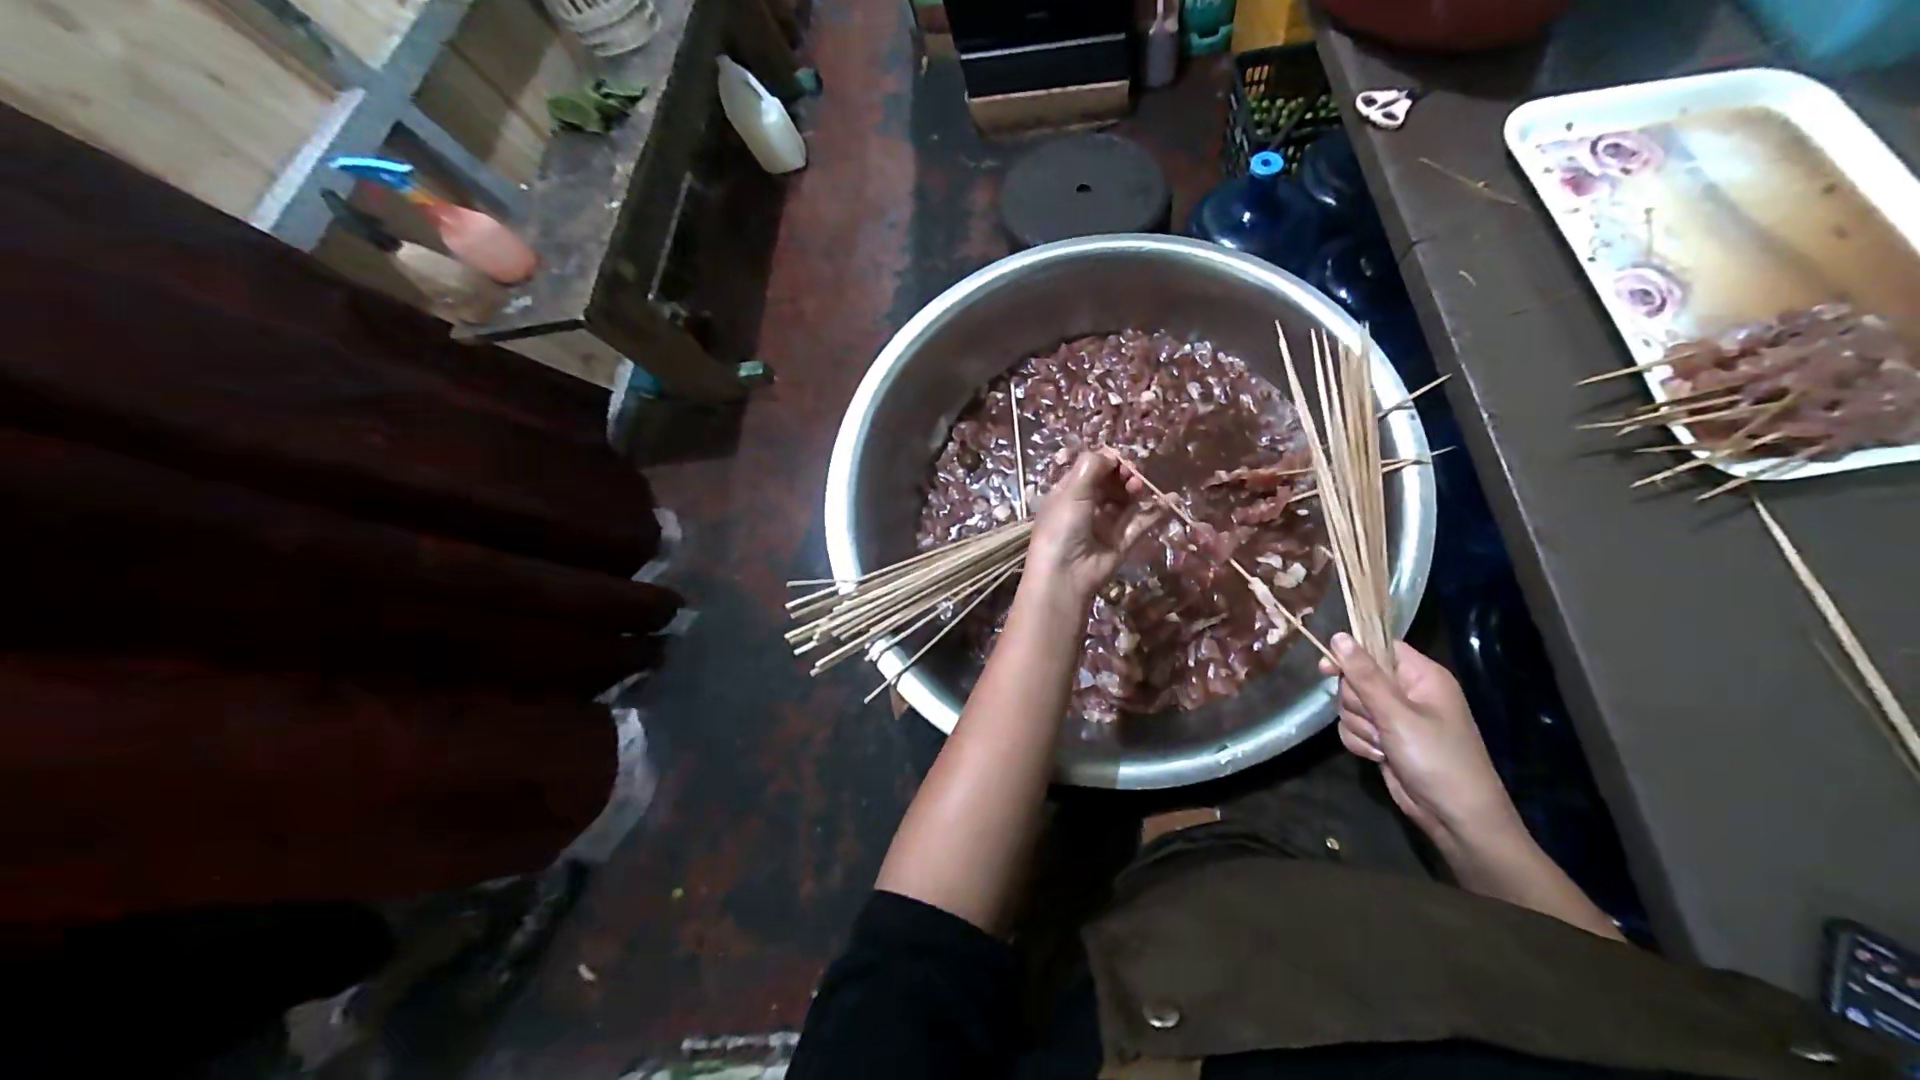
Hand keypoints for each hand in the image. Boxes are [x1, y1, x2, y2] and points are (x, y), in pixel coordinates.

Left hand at [1025, 450, 1161, 602]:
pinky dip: (1157, 511)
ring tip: (1141, 488)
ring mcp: (1106, 524)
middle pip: (1113, 483)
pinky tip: (1171, 500)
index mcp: (1069, 492)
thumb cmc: (1062, 527)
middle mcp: (1088, 506)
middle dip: (1125, 475)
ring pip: (1128, 501)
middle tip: (1132, 477)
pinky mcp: (1122, 542)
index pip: (1093, 469)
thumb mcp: (1071, 491)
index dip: (1109, 462)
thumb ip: (1092, 467)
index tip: (1122, 461)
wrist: (1065, 574)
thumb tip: (1112, 454)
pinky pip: (1142, 522)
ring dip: (1138, 490)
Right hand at [1318, 635, 1525, 852]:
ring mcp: (1395, 716)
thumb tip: (1339, 636)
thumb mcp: (1397, 714)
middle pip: (1357, 677)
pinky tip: (1378, 755)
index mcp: (1421, 676)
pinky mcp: (1383, 738)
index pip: (1379, 647)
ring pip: (1350, 705)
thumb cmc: (1436, 757)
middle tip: (1375, 719)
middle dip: (1357, 702)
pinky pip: (1353, 727)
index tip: (1328, 669)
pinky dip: (1359, 741)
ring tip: (1382, 744)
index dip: (1351, 654)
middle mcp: (1407, 691)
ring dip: (1358, 725)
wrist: (1455, 815)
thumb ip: (1364, 675)